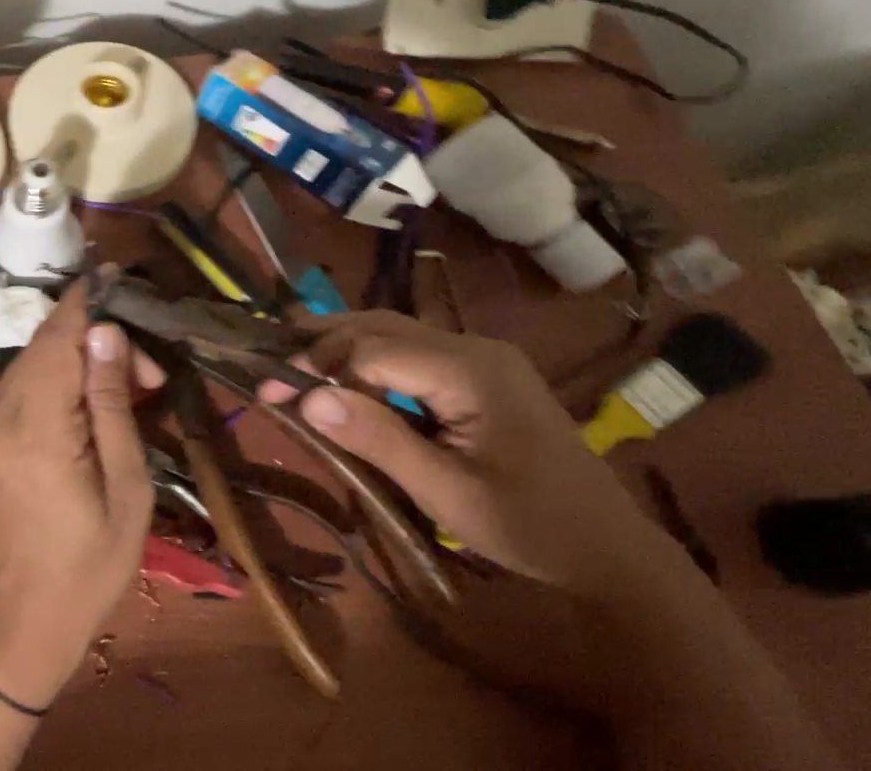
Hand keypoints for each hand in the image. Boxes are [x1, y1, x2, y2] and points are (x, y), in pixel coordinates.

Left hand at [0, 282, 163, 707]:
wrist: (25, 611)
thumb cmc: (91, 561)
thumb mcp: (126, 485)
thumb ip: (113, 405)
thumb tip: (106, 333)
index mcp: (36, 427)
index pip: (57, 339)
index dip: (85, 303)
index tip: (118, 278)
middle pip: (45, 346)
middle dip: (96, 339)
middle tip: (149, 372)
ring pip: (33, 364)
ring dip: (79, 360)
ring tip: (132, 388)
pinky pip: (24, 389)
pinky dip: (60, 382)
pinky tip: (95, 403)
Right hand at [258, 311, 659, 592]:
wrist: (610, 553)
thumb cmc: (528, 527)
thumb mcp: (446, 492)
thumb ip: (377, 439)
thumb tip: (307, 397)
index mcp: (471, 371)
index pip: (371, 349)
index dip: (314, 366)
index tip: (269, 394)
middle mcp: (475, 349)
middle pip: (379, 326)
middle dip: (320, 344)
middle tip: (271, 371)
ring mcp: (482, 358)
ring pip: (392, 331)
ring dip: (340, 346)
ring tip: (292, 366)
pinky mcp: (481, 375)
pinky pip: (411, 352)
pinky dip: (367, 360)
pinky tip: (343, 379)